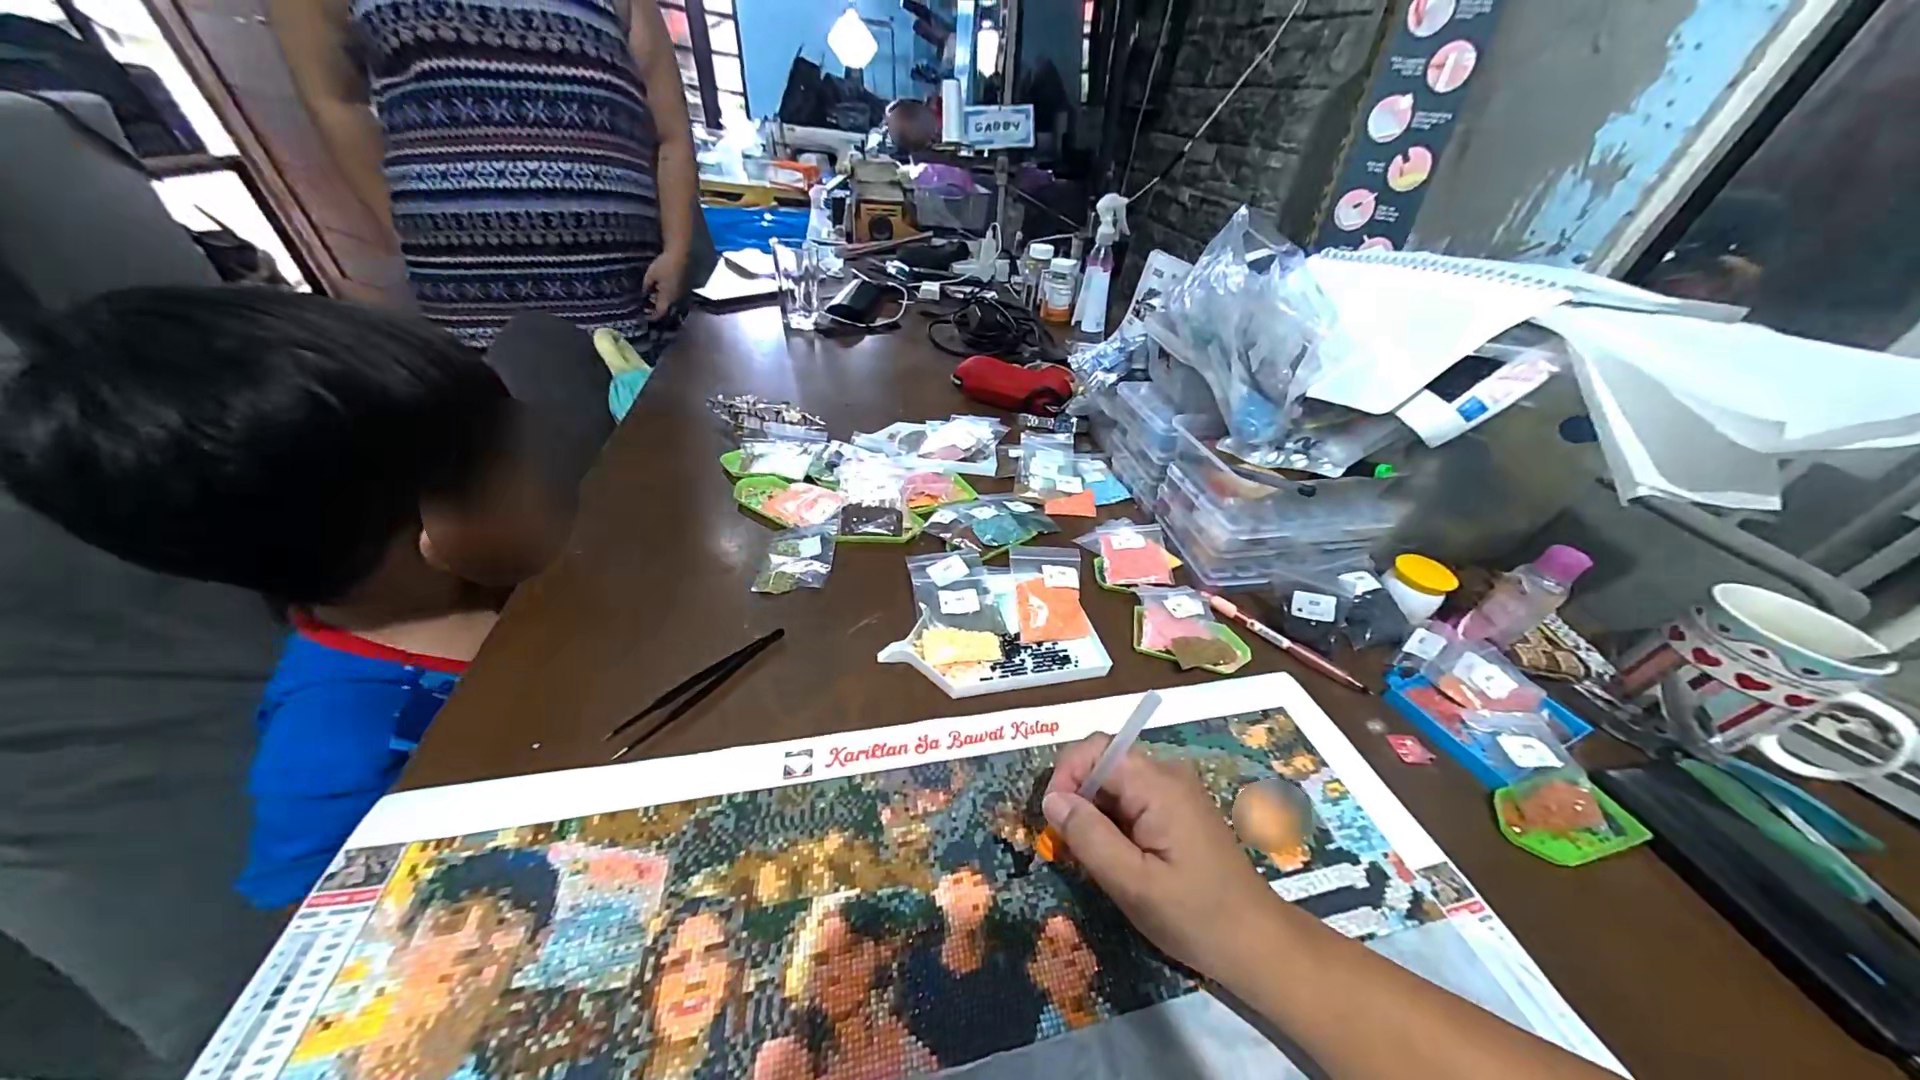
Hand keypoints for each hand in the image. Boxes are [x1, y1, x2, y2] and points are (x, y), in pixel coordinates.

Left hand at [641, 247, 689, 319]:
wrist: (681, 255)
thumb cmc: (664, 266)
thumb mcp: (650, 276)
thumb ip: (646, 287)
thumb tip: (644, 294)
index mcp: (668, 299)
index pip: (660, 313)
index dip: (652, 316)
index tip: (644, 316)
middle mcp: (677, 299)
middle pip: (666, 308)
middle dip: (656, 308)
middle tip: (645, 304)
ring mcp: (682, 293)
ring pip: (670, 302)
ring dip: (661, 301)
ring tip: (652, 295)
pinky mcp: (684, 287)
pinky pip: (674, 295)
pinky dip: (666, 295)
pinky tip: (661, 288)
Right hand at [1043, 733, 1282, 976]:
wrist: (1257, 943)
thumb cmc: (1194, 916)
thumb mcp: (1132, 883)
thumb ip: (1089, 836)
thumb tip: (1052, 799)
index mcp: (1157, 784)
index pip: (1096, 749)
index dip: (1065, 774)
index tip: (1052, 818)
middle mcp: (1167, 774)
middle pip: (1105, 760)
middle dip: (1075, 793)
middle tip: (1065, 840)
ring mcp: (1175, 790)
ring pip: (1115, 780)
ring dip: (1092, 809)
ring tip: (1087, 853)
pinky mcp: (1177, 809)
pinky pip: (1131, 797)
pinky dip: (1111, 818)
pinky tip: (1113, 855)